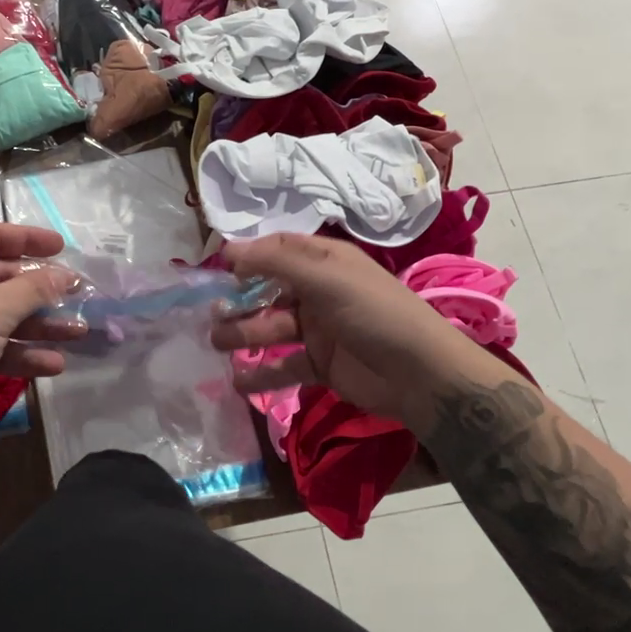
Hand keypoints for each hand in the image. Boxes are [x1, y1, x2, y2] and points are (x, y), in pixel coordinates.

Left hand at [0, 223, 80, 443]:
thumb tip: (68, 275)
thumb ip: (35, 289)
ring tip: (80, 334)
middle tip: (80, 297)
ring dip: (41, 326)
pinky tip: (54, 364)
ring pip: (5, 316)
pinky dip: (23, 354)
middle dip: (43, 291)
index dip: (30, 239)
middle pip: (3, 279)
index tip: (63, 247)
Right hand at [210, 232, 452, 426]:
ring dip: (243, 335)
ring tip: (216, 344)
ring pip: (271, 328)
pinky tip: (237, 382)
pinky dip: (261, 374)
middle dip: (238, 301)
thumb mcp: (325, 276)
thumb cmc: (373, 311)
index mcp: (324, 262)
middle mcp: (318, 292)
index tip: (216, 269)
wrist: (420, 373)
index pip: (278, 250)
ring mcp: (318, 330)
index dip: (247, 256)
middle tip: (211, 314)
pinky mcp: (320, 364)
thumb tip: (228, 251)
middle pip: (268, 291)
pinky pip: (283, 366)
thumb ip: (275, 261)